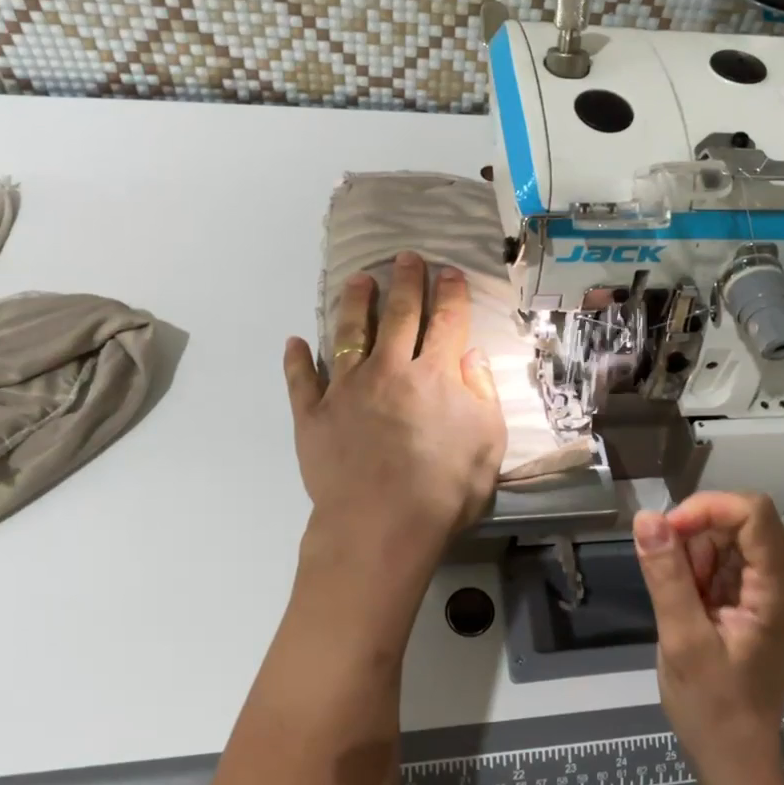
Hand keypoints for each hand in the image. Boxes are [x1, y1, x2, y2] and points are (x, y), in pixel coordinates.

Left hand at [282, 251, 506, 586]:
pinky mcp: (313, 414)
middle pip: (400, 315)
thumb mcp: (488, 442)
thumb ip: (481, 394)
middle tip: (406, 257)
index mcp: (436, 375)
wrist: (382, 527)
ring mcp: (346, 389)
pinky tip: (295, 341)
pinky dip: (297, 359)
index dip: (450, 293)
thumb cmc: (445, 489)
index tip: (449, 272)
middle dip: (405, 281)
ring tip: (357, 280)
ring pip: (349, 333)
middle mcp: (390, 369)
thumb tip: (470, 356)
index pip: (447, 321)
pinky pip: (302, 379)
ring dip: (355, 303)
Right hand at [633, 492, 783, 784]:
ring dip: (695, 556)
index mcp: (782, 591)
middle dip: (696, 536)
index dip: (707, 508)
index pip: (754, 514)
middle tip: (668, 577)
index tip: (666, 531)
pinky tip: (690, 606)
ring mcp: (777, 592)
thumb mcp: (682, 640)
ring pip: (731, 538)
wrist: (734, 758)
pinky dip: (701, 572)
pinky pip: (729, 562)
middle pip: (742, 522)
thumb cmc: (711, 707)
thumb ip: (667, 575)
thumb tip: (647, 518)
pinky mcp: (761, 601)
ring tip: (682, 602)